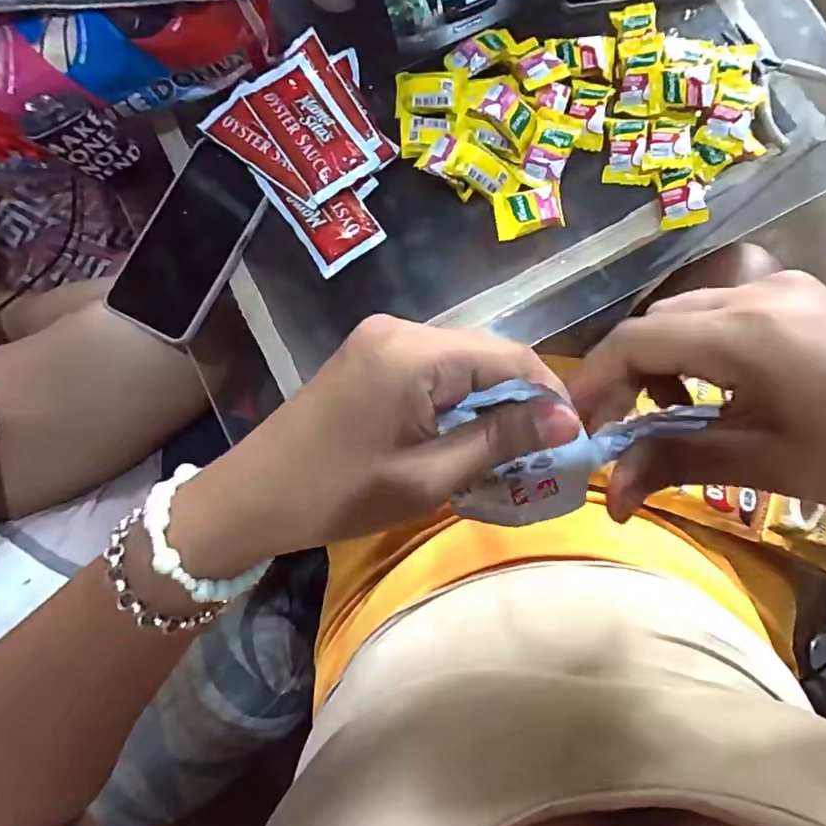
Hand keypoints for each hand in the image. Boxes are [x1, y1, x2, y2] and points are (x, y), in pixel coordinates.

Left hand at [171, 316, 582, 570]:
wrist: (251, 497)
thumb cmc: (339, 495)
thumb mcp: (429, 476)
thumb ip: (501, 440)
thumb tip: (567, 420)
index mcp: (415, 353)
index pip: (511, 357)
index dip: (551, 393)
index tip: (574, 435)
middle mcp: (402, 328)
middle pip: (489, 353)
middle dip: (523, 398)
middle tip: (547, 447)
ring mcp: (384, 336)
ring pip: (466, 360)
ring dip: (493, 399)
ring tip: (513, 445)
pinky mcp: (374, 352)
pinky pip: (437, 367)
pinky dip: (462, 397)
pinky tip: (469, 430)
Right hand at [571, 271, 825, 531]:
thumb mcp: (765, 464)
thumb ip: (675, 462)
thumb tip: (608, 496)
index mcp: (745, 329)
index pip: (636, 340)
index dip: (596, 382)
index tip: (579, 429)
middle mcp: (757, 291)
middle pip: (657, 321)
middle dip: (626, 375)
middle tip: (621, 433)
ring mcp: (785, 288)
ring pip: (688, 313)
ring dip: (662, 360)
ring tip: (671, 413)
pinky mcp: (804, 299)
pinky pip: (725, 313)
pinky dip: (699, 348)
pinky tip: (718, 388)